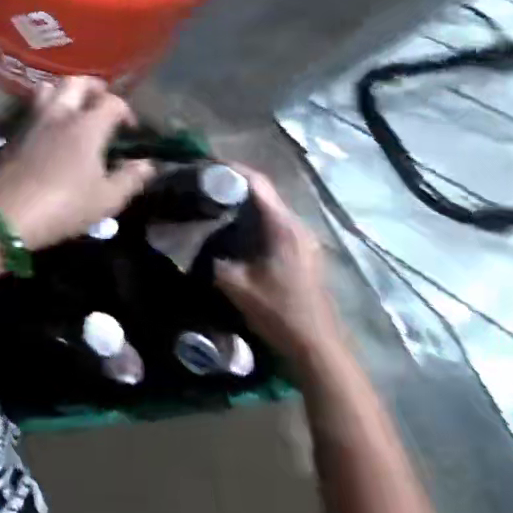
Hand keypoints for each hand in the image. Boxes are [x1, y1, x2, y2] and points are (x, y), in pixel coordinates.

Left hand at [0, 77, 153, 249]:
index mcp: (88, 126)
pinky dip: (45, 107)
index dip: (125, 110)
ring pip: (49, 88)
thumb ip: (129, 179)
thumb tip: (147, 164)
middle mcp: (60, 114)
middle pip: (77, 82)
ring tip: (74, 109)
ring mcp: (33, 120)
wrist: (2, 213)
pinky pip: (32, 107)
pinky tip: (50, 128)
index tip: (130, 128)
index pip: (112, 102)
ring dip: (65, 92)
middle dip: (94, 87)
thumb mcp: (105, 200)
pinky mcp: (13, 132)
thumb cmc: (62, 207)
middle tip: (102, 103)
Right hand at [213, 165, 344, 364]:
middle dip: (234, 184)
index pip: (257, 182)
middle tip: (203, 183)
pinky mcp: (304, 253)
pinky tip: (234, 229)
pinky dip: (254, 219)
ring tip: (214, 202)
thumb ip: (213, 257)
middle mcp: (298, 226)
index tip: (204, 164)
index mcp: (283, 226)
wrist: (317, 348)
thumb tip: (195, 241)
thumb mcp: (234, 284)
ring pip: (270, 208)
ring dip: (244, 203)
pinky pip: (275, 223)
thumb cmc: (278, 312)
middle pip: (264, 192)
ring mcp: (305, 240)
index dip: (230, 169)